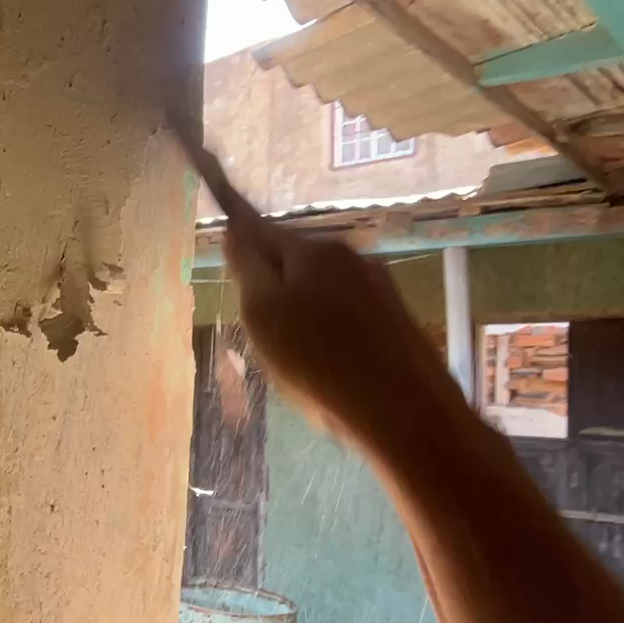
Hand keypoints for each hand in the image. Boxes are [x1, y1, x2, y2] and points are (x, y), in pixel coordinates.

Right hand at [221, 216, 463, 452]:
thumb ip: (246, 266)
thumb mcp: (261, 311)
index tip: (221, 211)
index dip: (237, 226)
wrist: (402, 411)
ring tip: (287, 354)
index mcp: (313, 252)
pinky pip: (340, 311)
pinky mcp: (393, 317)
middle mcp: (349, 258)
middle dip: (267, 283)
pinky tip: (321, 364)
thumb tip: (233, 229)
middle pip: (289, 260)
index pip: (260, 228)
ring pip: (315, 287)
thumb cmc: (316, 360)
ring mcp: (377, 286)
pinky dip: (321, 328)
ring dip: (294, 309)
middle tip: (251, 324)